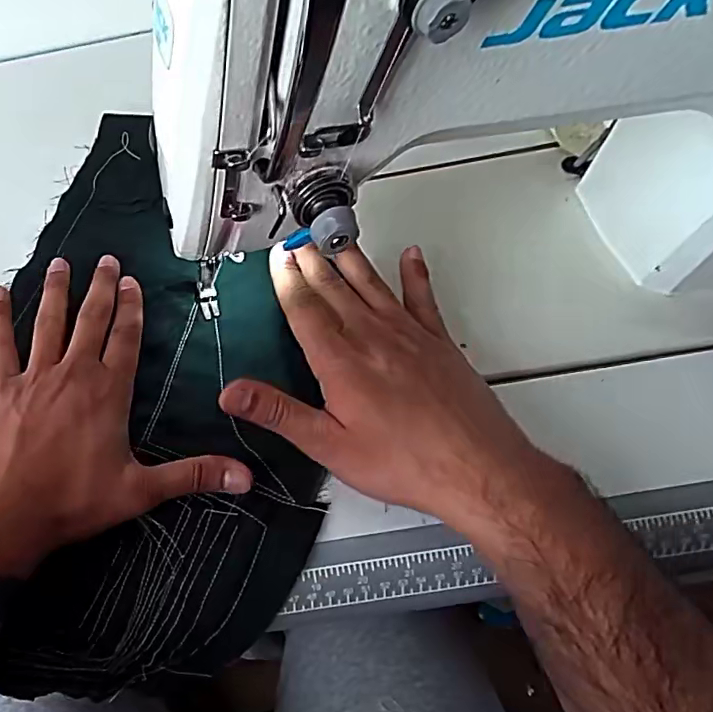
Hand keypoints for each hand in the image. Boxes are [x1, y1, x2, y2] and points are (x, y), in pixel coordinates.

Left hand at [0, 255, 251, 577]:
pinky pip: (1, 344)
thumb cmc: (71, 503)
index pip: (125, 339)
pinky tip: (0, 293)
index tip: (133, 282)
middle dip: (102, 288)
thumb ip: (191, 476)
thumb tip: (245, 476)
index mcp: (108, 393)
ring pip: (49, 323)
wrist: (6, 513)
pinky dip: (0, 317)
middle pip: (91, 321)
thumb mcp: (138, 492)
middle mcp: (72, 375)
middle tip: (107, 261)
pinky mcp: (1, 389)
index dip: (131, 309)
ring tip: (63, 264)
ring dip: (57, 291)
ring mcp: (34, 378)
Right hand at [217, 243, 574, 538]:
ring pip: (373, 287)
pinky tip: (411, 258)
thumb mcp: (326, 445)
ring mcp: (411, 339)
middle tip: (298, 242)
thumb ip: (277, 413)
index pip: (306, 311)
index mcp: (344, 364)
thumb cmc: (406, 462)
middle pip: (336, 291)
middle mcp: (376, 342)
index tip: (278, 259)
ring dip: (351, 261)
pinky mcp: (439, 346)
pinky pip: (423, 299)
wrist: (479, 471)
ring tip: (334, 240)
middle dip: (313, 264)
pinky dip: (415, 275)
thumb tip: (233, 393)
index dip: (288, 282)